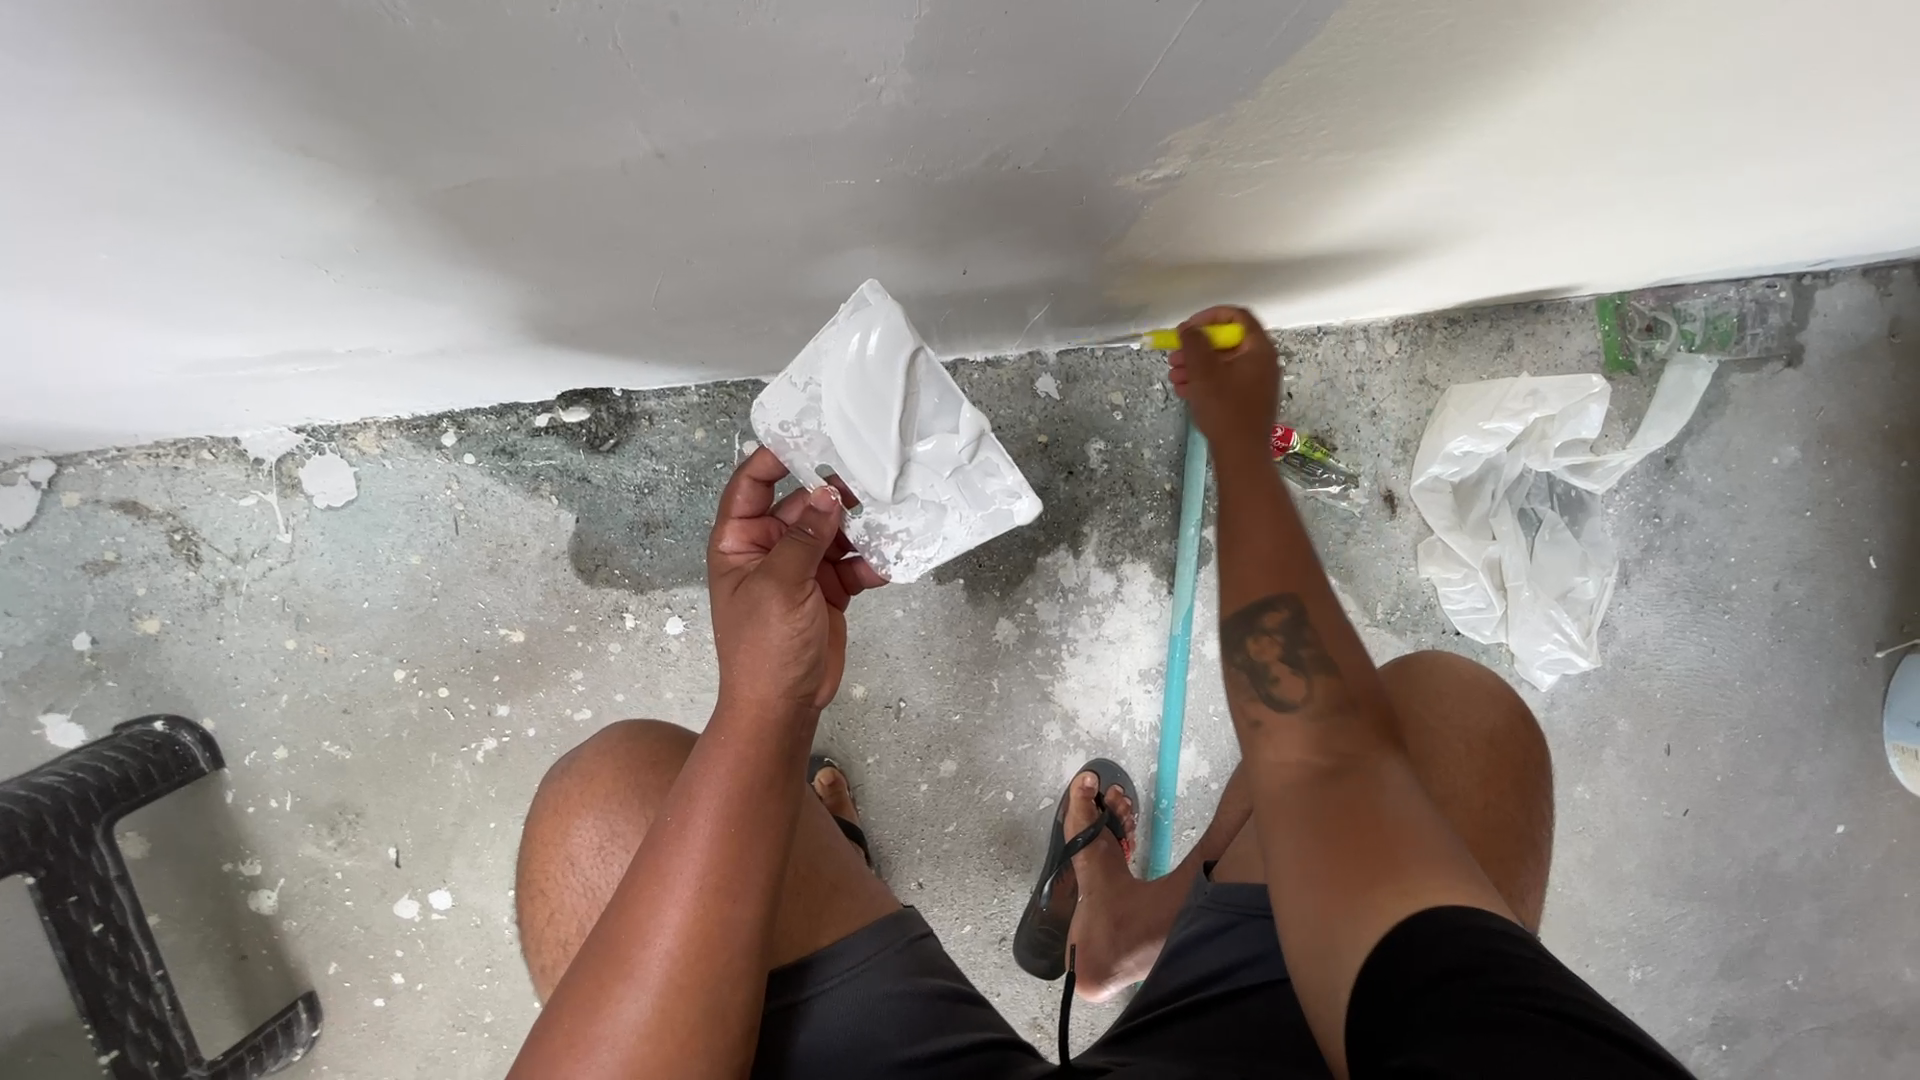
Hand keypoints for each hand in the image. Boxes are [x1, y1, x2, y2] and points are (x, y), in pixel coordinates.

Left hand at [708, 448, 885, 713]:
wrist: (783, 705)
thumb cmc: (763, 646)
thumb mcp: (780, 585)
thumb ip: (805, 537)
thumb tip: (829, 494)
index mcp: (740, 542)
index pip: (752, 486)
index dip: (775, 458)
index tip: (809, 435)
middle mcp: (770, 549)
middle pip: (804, 505)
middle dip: (834, 494)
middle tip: (870, 476)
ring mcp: (802, 570)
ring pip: (834, 533)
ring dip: (859, 527)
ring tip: (889, 514)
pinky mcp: (829, 590)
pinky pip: (853, 564)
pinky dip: (871, 561)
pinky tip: (891, 559)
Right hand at [1167, 306, 1279, 460]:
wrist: (1241, 452)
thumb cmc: (1225, 408)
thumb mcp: (1204, 372)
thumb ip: (1195, 344)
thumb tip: (1188, 328)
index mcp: (1259, 349)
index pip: (1237, 316)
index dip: (1209, 316)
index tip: (1187, 328)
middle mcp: (1262, 362)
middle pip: (1227, 342)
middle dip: (1197, 347)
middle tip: (1175, 356)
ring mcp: (1256, 382)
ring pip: (1223, 363)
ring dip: (1196, 366)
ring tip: (1174, 376)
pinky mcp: (1248, 400)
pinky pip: (1225, 381)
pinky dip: (1205, 382)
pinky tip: (1185, 390)